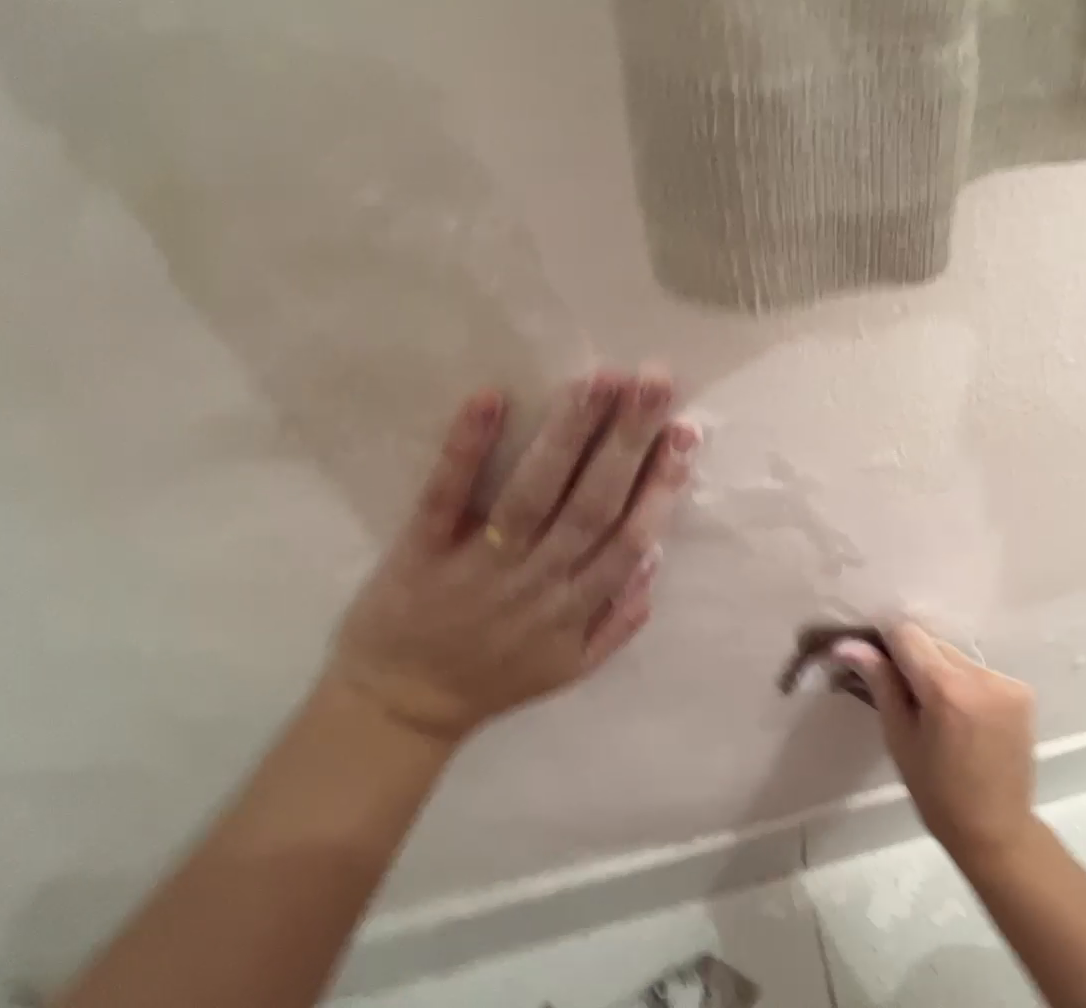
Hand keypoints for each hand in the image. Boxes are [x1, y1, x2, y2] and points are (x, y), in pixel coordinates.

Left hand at [328, 368, 695, 741]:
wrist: (400, 708)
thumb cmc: (494, 679)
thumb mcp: (571, 668)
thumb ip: (619, 621)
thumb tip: (656, 558)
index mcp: (576, 607)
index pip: (629, 537)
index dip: (661, 485)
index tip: (685, 433)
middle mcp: (538, 581)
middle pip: (593, 503)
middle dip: (629, 441)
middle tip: (654, 381)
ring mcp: (481, 564)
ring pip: (535, 492)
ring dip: (569, 433)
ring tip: (600, 379)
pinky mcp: (422, 550)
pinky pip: (446, 496)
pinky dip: (467, 448)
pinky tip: (490, 397)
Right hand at [838, 623, 1038, 860]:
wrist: (995, 828)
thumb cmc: (936, 792)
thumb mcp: (899, 738)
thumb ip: (880, 682)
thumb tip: (847, 644)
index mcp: (946, 688)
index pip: (907, 634)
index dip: (886, 646)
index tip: (878, 669)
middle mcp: (981, 675)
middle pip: (933, 644)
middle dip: (914, 662)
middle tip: (905, 700)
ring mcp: (1007, 682)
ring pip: (956, 657)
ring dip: (941, 673)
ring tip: (938, 715)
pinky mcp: (1023, 691)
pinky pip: (980, 673)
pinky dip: (966, 685)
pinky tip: (965, 719)